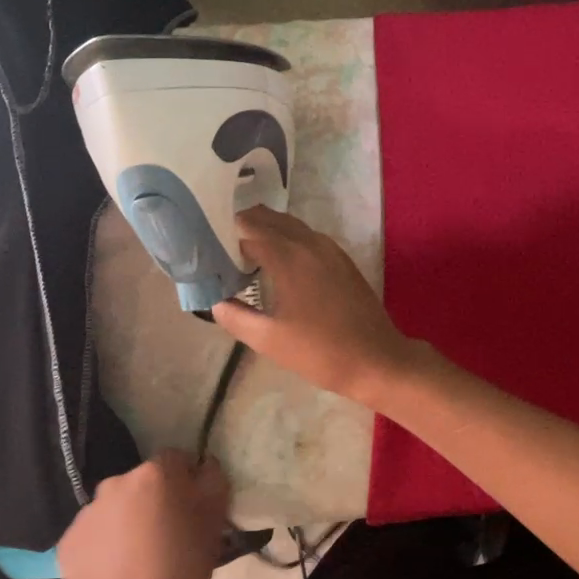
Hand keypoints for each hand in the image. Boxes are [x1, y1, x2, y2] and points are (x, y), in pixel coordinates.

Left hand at [57, 450, 229, 578]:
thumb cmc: (185, 565)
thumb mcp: (217, 516)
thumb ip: (213, 477)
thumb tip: (202, 465)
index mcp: (154, 472)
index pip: (175, 460)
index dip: (186, 481)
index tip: (191, 506)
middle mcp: (115, 483)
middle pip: (141, 483)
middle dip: (153, 499)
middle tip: (165, 533)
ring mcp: (86, 514)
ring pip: (114, 507)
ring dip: (126, 520)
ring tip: (138, 556)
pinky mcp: (67, 544)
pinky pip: (92, 534)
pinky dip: (103, 545)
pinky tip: (116, 570)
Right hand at [212, 206, 421, 405]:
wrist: (376, 359)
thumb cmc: (319, 351)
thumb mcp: (269, 339)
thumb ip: (236, 316)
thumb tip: (216, 300)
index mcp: (289, 256)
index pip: (247, 229)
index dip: (222, 234)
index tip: (202, 246)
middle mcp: (309, 242)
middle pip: (268, 219)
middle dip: (242, 225)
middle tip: (218, 246)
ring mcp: (330, 249)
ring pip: (290, 225)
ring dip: (266, 230)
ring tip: (242, 252)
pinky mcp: (342, 259)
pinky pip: (307, 237)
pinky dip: (287, 239)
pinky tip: (277, 262)